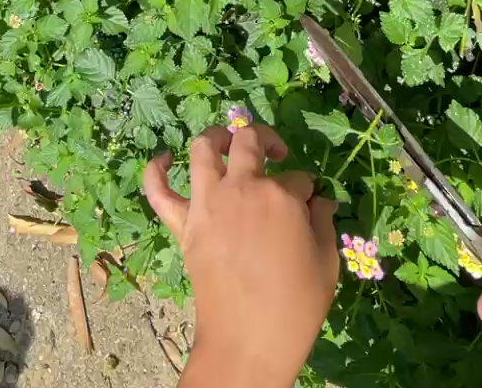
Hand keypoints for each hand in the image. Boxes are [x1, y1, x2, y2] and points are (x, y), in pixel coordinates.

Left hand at [143, 124, 339, 387]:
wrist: (249, 342)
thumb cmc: (295, 306)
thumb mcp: (326, 263)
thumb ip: (323, 223)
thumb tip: (320, 201)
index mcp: (280, 196)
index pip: (298, 178)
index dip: (307, 189)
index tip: (310, 204)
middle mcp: (241, 188)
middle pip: (249, 141)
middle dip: (266, 139)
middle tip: (277, 155)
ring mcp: (208, 203)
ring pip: (203, 148)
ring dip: (216, 138)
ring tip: (228, 144)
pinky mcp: (183, 224)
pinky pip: (159, 191)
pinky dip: (155, 171)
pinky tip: (163, 159)